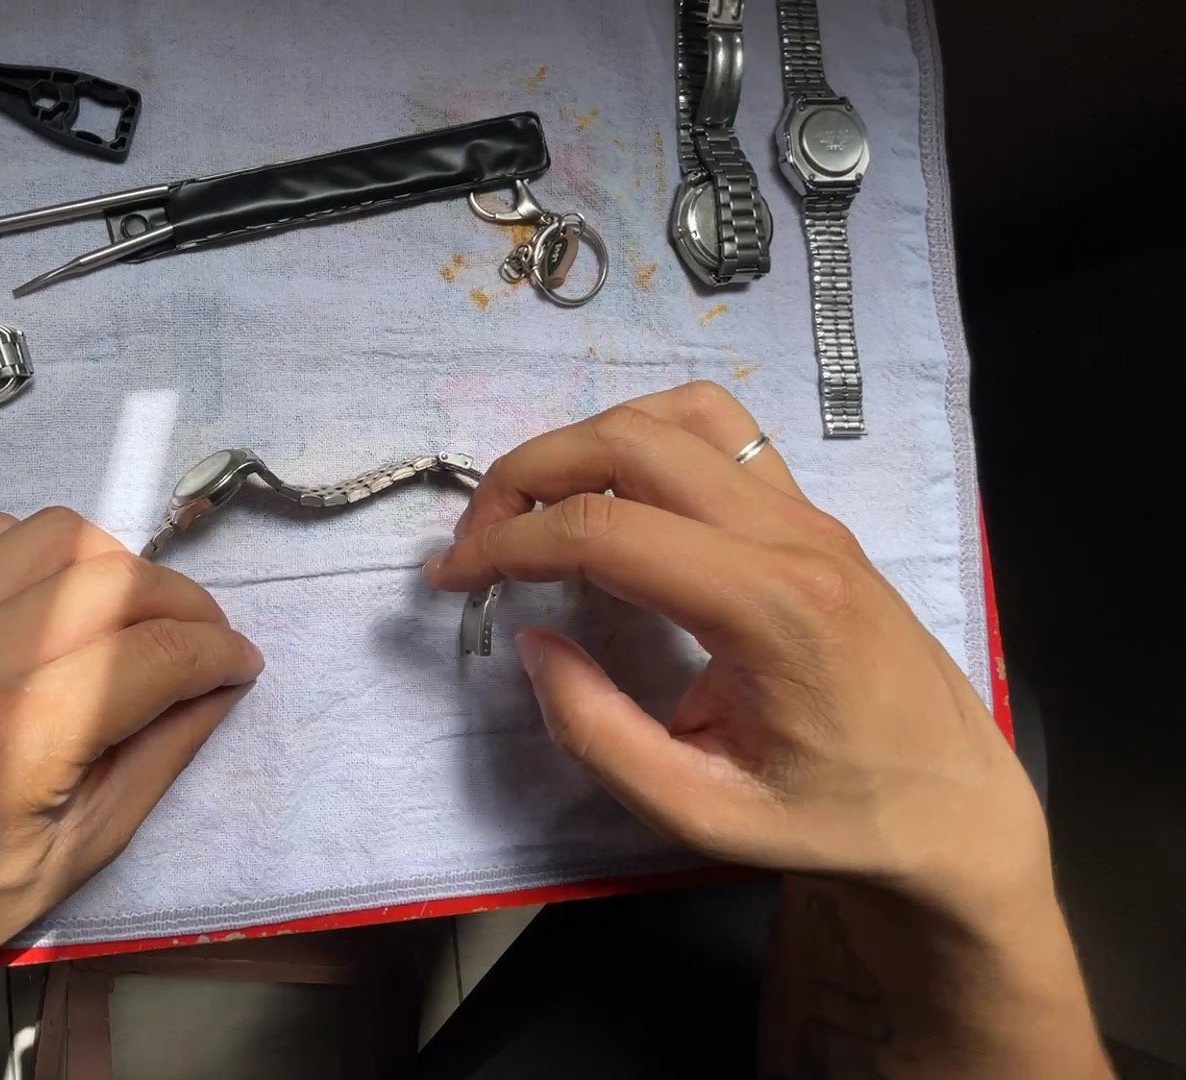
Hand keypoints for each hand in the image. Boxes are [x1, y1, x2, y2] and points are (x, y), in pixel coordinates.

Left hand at [0, 507, 263, 1019]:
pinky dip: (53, 554)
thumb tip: (227, 676)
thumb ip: (169, 747)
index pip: (149, 656)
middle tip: (205, 640)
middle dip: (182, 601)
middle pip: (111, 579)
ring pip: (59, 535)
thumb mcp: (93, 842)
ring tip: (138, 618)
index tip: (244, 662)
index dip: (216, 651)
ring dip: (121, 567)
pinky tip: (67, 601)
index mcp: (12, 741)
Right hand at [423, 382, 1042, 922]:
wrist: (955, 806)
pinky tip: (610, 488)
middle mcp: (791, 533)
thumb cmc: (828, 818)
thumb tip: (532, 637)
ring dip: (578, 446)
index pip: (604, 530)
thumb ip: (594, 731)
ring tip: (536, 508)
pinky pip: (714, 426)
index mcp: (770, 607)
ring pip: (669, 415)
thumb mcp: (695, 811)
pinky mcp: (802, 509)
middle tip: (478, 537)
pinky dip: (637, 434)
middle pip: (626, 443)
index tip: (449, 576)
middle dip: (524, 477)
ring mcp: (803, 509)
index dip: (504, 544)